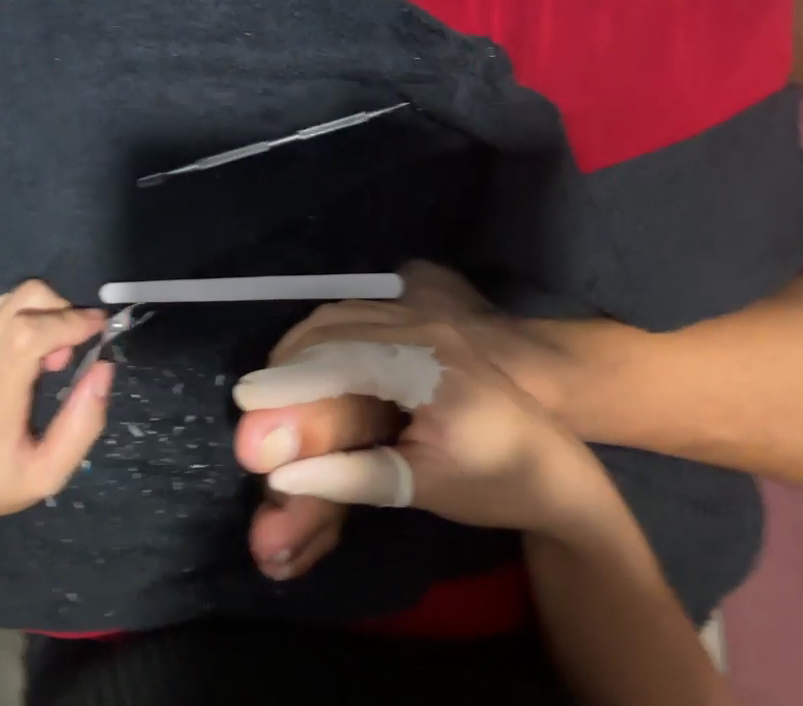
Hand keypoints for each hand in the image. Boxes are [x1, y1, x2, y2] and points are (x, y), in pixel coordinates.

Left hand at [0, 281, 114, 537]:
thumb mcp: (48, 474)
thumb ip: (83, 422)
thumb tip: (103, 366)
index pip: (28, 332)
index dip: (68, 320)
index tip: (96, 326)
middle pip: (19, 301)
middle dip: (57, 312)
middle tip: (62, 351)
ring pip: (1, 299)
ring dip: (30, 317)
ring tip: (30, 359)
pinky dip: (2, 322)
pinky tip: (0, 355)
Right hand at [234, 261, 567, 576]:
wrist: (557, 468)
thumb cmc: (495, 483)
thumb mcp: (422, 486)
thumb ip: (350, 475)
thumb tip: (278, 476)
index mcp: (431, 366)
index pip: (342, 360)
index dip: (290, 380)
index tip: (245, 402)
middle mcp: (425, 327)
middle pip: (334, 327)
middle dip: (287, 362)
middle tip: (254, 403)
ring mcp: (425, 319)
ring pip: (341, 315)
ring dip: (301, 348)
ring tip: (274, 390)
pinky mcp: (422, 323)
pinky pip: (357, 318)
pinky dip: (323, 342)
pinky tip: (309, 371)